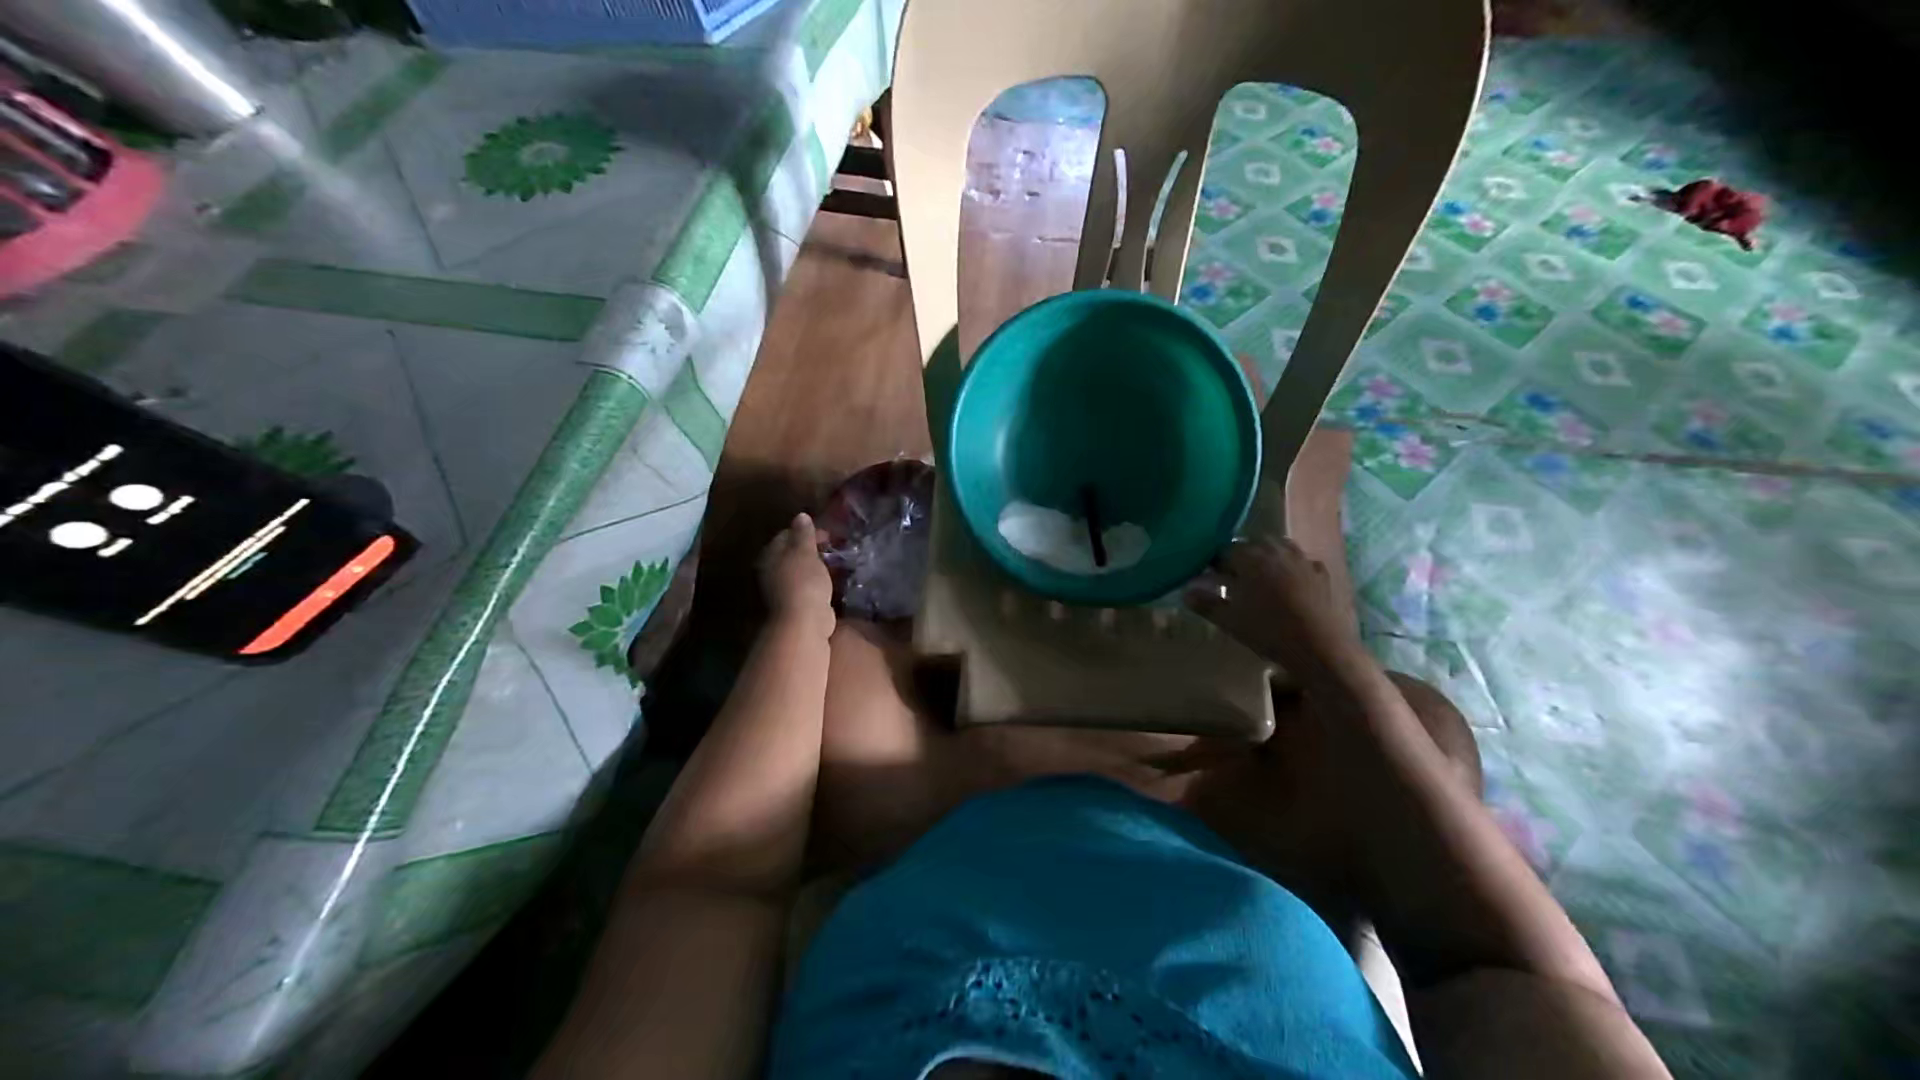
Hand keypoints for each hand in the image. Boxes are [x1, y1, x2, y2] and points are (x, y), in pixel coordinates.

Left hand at [759, 513, 832, 636]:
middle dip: (812, 547)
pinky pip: (807, 584)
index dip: (807, 531)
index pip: (787, 535)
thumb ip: (804, 534)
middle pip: (792, 552)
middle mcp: (772, 569)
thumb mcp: (805, 552)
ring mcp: (782, 587)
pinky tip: (830, 580)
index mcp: (772, 554)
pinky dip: (818, 579)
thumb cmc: (804, 581)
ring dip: (816, 564)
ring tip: (835, 562)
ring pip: (800, 568)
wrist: (804, 621)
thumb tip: (800, 516)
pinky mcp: (795, 602)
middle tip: (833, 547)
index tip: (828, 534)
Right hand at [1184, 538, 1367, 681]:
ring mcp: (1301, 559)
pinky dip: (1291, 566)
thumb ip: (1206, 603)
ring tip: (1260, 574)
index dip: (1212, 563)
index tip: (1207, 577)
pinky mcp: (1320, 572)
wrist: (1320, 647)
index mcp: (1248, 559)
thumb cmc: (1268, 632)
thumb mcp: (1229, 621)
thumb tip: (1186, 591)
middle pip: (1251, 543)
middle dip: (1239, 556)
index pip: (1222, 551)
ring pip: (1278, 546)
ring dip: (1266, 555)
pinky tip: (1289, 581)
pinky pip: (1301, 560)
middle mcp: (1274, 551)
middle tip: (1232, 577)